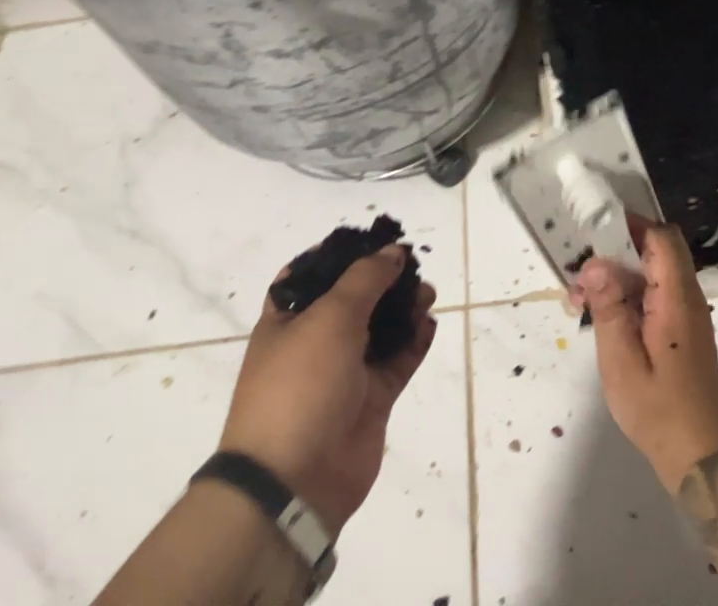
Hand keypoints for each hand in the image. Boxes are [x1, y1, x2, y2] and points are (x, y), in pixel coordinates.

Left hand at [219, 245, 437, 533]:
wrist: (295, 477)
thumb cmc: (300, 385)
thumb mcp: (329, 318)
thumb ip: (365, 279)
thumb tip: (393, 252)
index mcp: (287, 319)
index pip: (310, 275)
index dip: (340, 254)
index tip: (375, 239)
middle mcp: (314, 342)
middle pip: (353, 300)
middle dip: (382, 280)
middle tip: (413, 265)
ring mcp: (344, 372)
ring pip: (380, 329)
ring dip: (403, 309)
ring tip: (427, 293)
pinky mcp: (371, 399)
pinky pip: (397, 361)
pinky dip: (414, 342)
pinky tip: (430, 324)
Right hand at [574, 218, 717, 490]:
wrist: (697, 452)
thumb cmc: (657, 409)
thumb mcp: (621, 360)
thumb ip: (610, 307)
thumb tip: (596, 263)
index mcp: (677, 299)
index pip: (662, 239)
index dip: (631, 225)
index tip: (594, 228)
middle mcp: (687, 298)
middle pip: (657, 253)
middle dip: (616, 252)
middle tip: (578, 272)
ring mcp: (687, 315)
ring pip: (653, 275)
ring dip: (618, 277)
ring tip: (579, 299)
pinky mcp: (682, 330)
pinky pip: (655, 297)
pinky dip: (628, 297)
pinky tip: (601, 316)